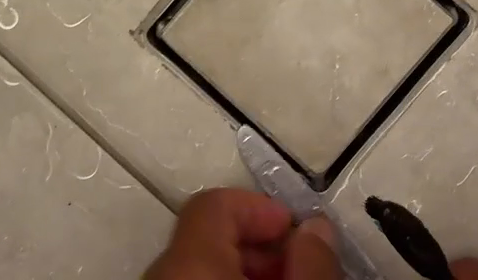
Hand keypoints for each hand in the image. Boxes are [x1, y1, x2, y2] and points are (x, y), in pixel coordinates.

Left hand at [143, 188, 342, 279]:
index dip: (258, 207)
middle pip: (208, 236)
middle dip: (259, 244)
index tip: (296, 229)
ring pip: (200, 267)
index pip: (214, 204)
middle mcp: (161, 273)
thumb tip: (316, 227)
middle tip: (300, 265)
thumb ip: (309, 263)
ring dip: (245, 269)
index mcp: (188, 261)